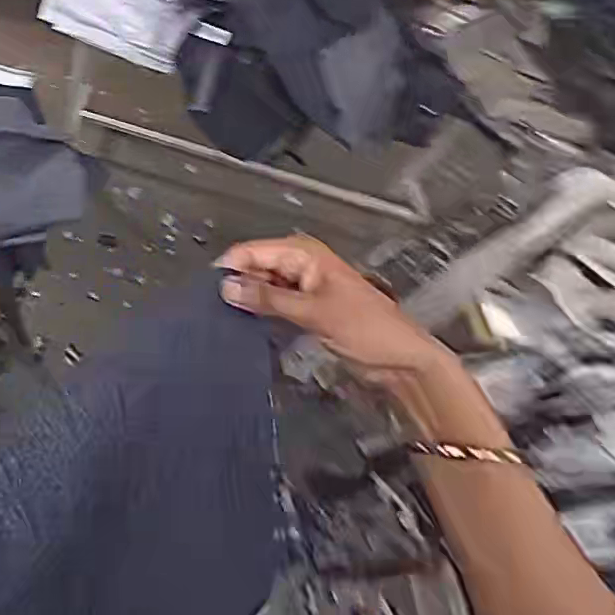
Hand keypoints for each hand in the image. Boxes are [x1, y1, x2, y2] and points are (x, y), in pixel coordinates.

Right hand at [217, 235, 453, 381]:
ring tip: (227, 314)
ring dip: (248, 297)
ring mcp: (301, 284)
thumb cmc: (366, 329)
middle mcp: (299, 263)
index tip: (210, 289)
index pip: (251, 251)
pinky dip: (261, 308)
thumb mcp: (312, 312)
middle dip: (237, 283)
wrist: (405, 363)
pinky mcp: (303, 305)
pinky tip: (248, 320)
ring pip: (260, 284)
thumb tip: (226, 288)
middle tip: (217, 306)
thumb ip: (266, 299)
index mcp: (303, 253)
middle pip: (254, 266)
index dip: (230, 268)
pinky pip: (272, 300)